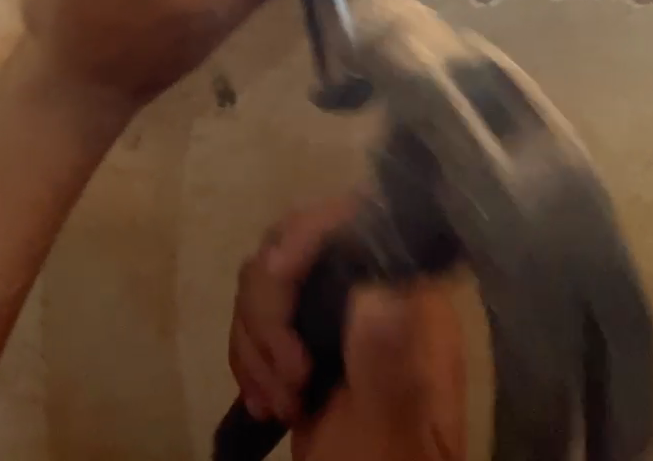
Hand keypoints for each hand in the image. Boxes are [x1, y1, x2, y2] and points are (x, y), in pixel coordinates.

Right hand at [229, 199, 466, 460]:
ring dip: (256, 342)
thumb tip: (380, 291)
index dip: (306, 232)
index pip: (351, 222)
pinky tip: (264, 403)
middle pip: (291, 247)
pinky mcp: (300, 342)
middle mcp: (366, 296)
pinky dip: (246, 357)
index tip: (276, 274)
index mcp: (405, 302)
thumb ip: (386, 362)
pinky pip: (251, 320)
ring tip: (281, 401)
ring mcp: (329, 319)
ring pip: (262, 283)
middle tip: (288, 371)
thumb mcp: (391, 430)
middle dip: (270, 308)